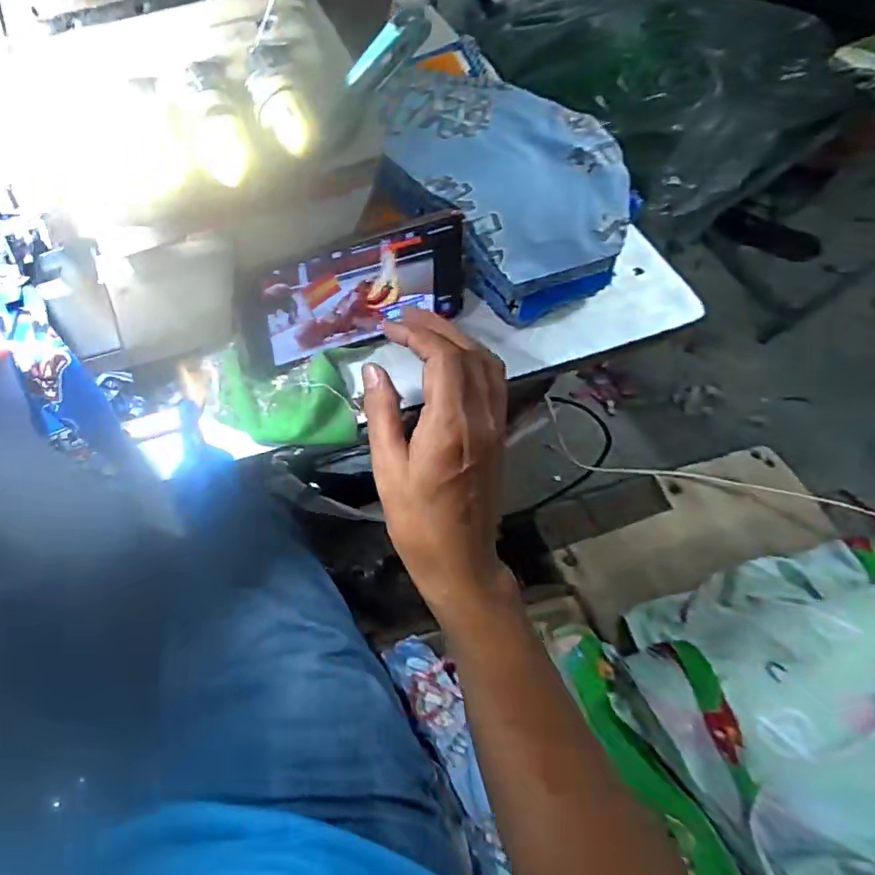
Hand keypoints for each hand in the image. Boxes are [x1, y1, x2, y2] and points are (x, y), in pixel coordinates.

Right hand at [359, 309, 511, 614]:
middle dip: (439, 327)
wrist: (460, 558)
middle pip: (471, 355)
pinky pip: (494, 383)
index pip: (444, 360)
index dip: (417, 335)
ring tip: (428, 329)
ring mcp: (497, 426)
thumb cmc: (415, 518)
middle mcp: (482, 419)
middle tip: (406, 315)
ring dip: (460, 340)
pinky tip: (451, 361)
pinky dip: (473, 360)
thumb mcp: (387, 467)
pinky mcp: (500, 435)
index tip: (388, 328)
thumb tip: (374, 370)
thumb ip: (382, 414)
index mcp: (451, 426)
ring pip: (489, 366)